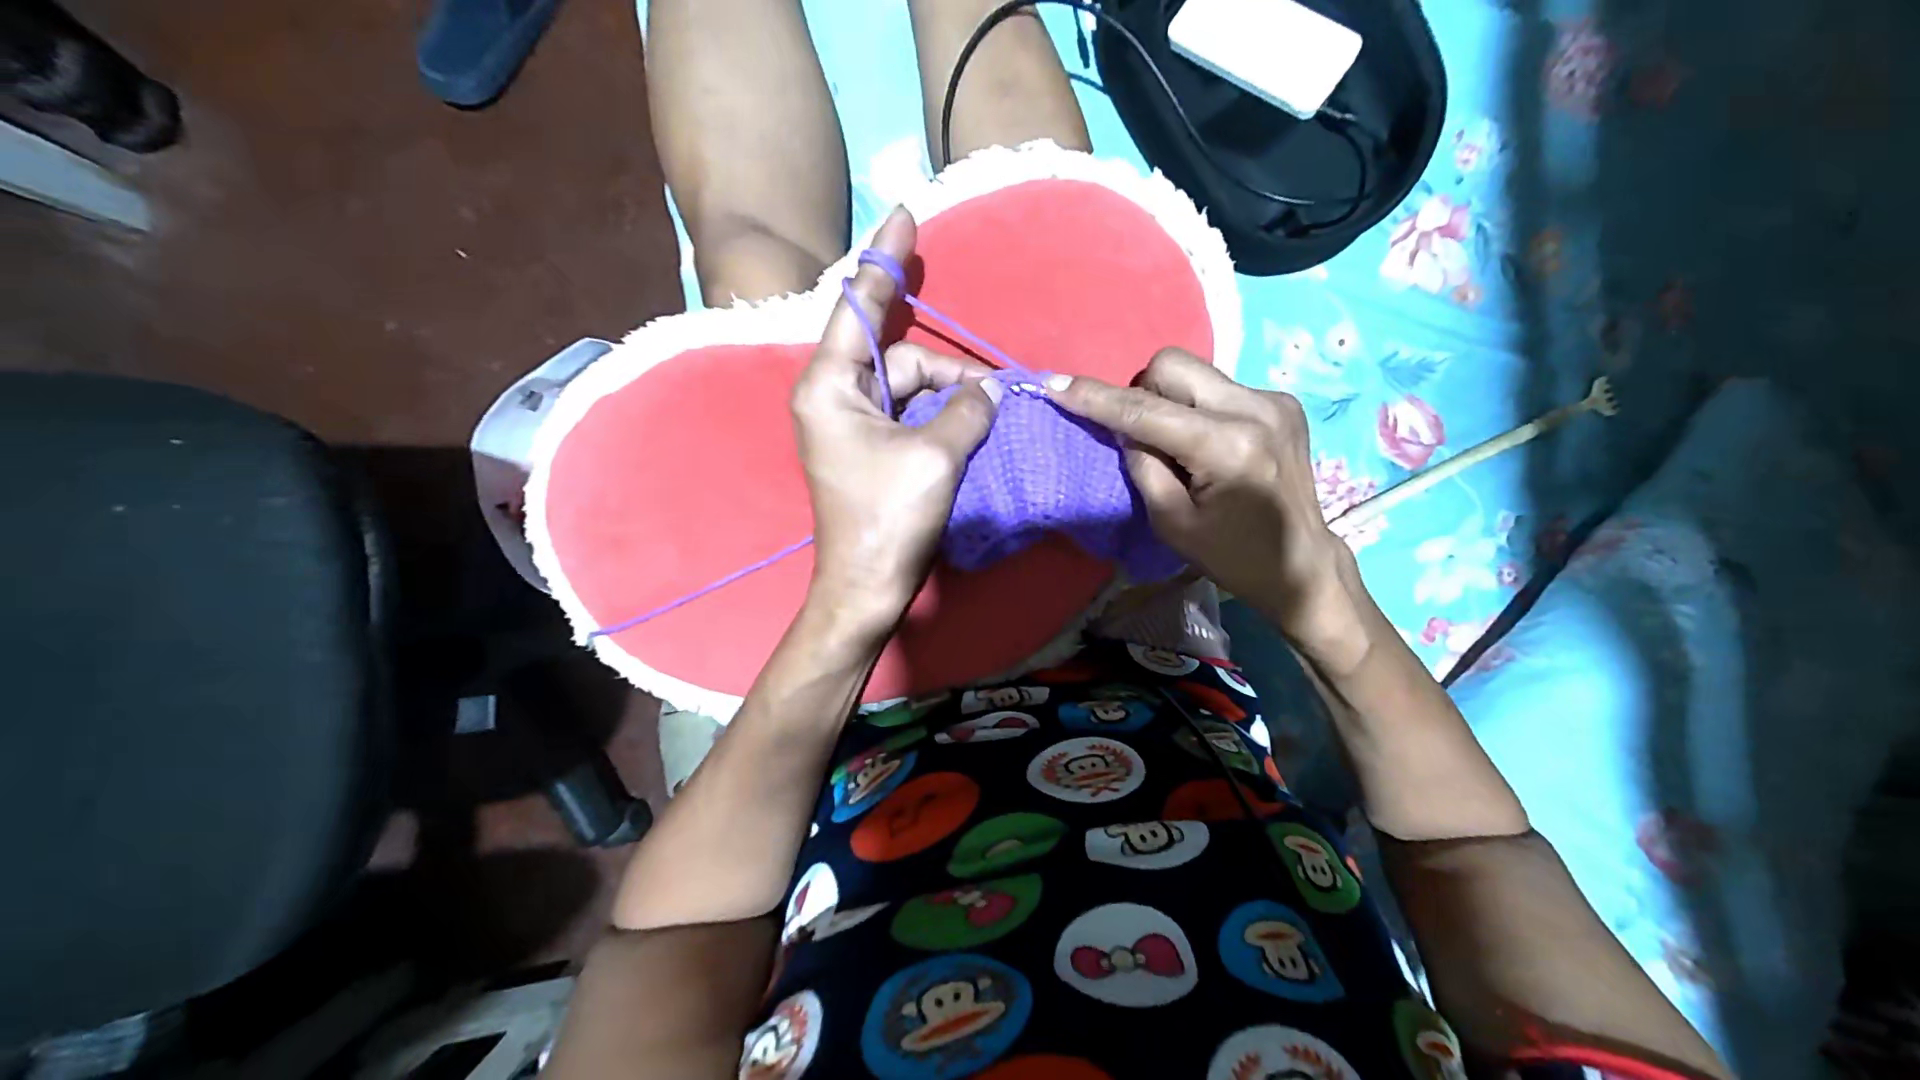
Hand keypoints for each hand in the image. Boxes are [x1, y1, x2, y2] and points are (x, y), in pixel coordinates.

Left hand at [792, 208, 1002, 634]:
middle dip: (948, 370)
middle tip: (996, 392)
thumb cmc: (889, 518)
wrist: (868, 586)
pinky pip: (912, 413)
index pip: (859, 306)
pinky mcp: (872, 448)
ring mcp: (853, 424)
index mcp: (830, 386)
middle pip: (899, 355)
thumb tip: (990, 388)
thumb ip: (967, 407)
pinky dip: (943, 416)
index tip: (905, 215)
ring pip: (912, 387)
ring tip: (988, 419)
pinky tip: (973, 426)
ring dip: (952, 398)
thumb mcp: (936, 454)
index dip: (884, 261)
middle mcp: (835, 395)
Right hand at [1046, 349, 1370, 663]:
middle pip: (1172, 365)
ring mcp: (1273, 400)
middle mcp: (1254, 409)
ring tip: (1178, 444)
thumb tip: (1125, 426)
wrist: (1301, 564)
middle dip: (1141, 392)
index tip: (1056, 384)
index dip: (1096, 398)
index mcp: (1227, 448)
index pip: (1146, 410)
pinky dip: (1197, 407)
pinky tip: (1209, 443)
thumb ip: (1142, 465)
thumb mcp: (1171, 522)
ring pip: (1194, 371)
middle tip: (1142, 436)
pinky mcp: (1282, 401)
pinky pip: (1217, 386)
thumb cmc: (1231, 555)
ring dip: (1170, 399)